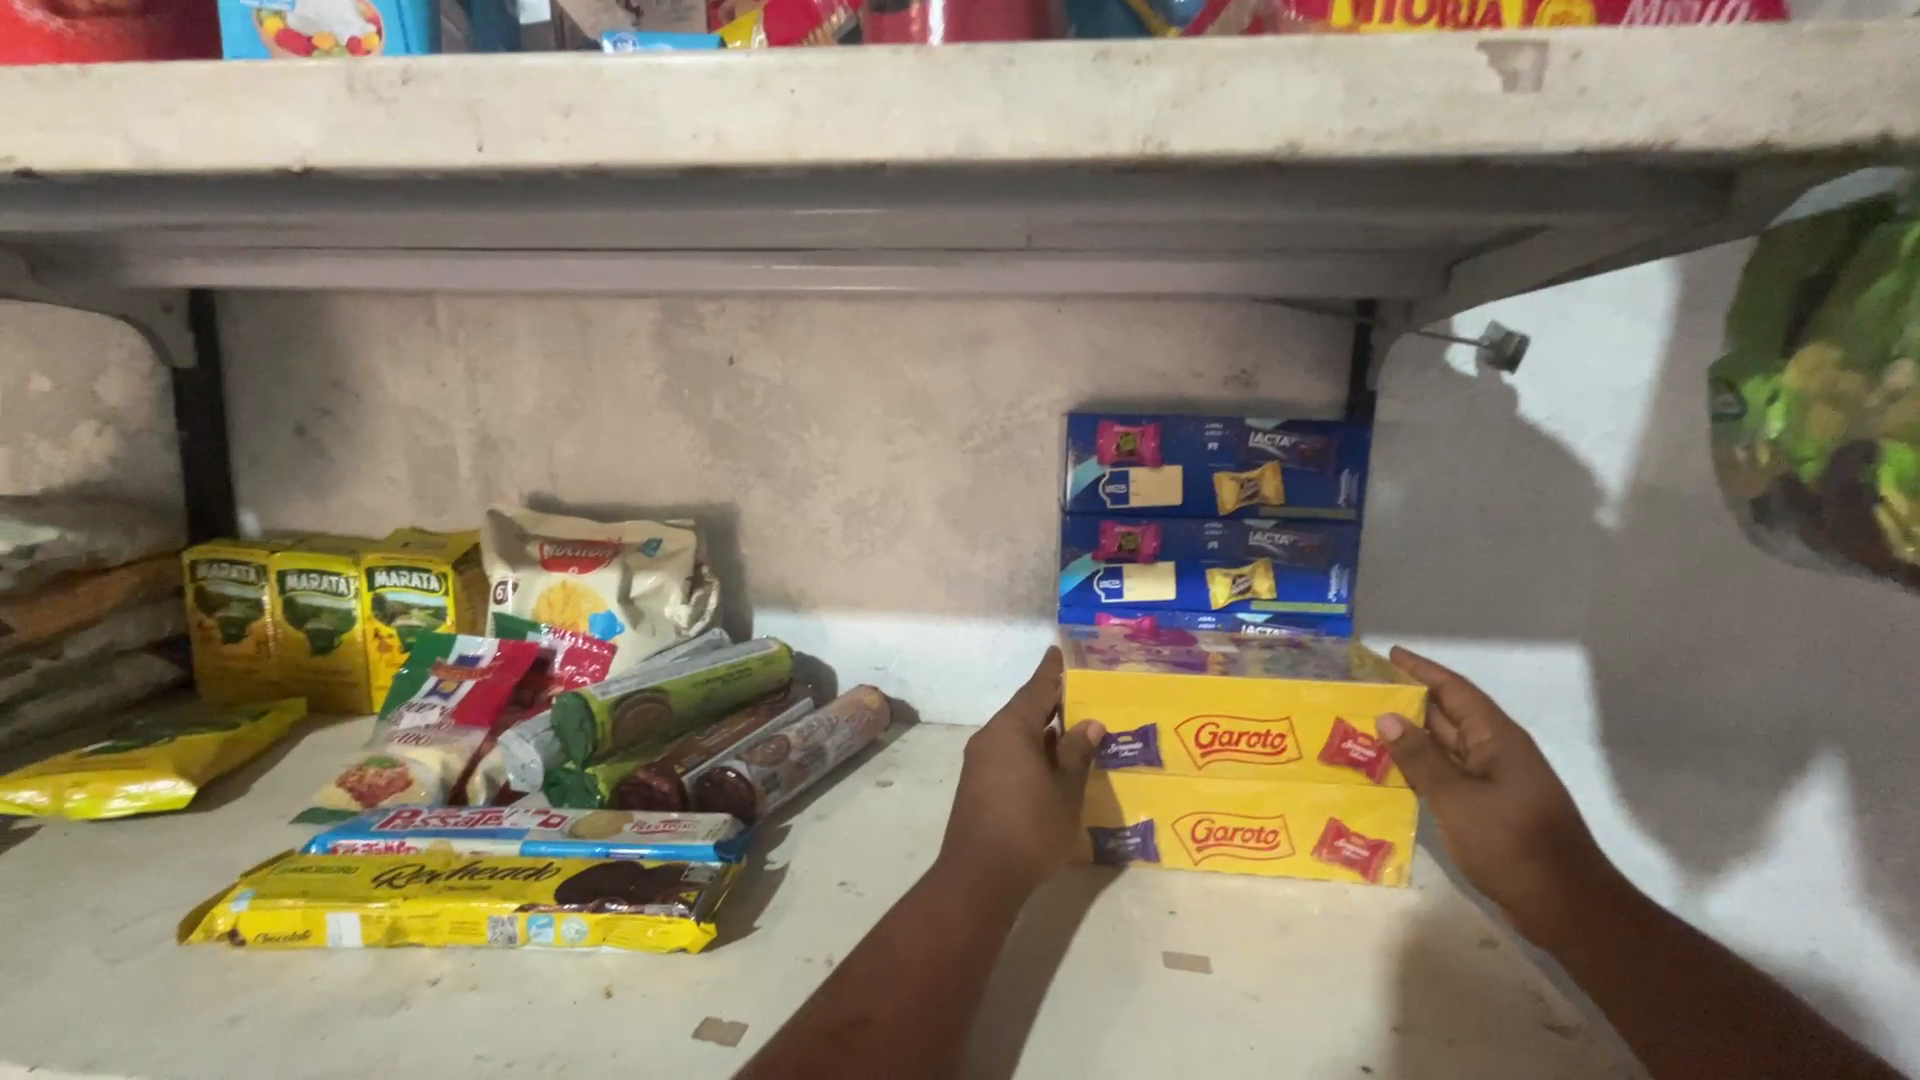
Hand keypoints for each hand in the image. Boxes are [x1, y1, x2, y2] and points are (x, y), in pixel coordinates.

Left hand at [936, 648, 1105, 907]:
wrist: (979, 877)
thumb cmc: (1030, 827)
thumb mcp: (1065, 790)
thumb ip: (1076, 753)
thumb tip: (1088, 724)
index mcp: (1011, 728)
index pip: (1036, 689)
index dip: (1051, 672)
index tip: (1058, 652)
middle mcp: (990, 737)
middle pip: (1023, 711)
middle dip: (1050, 704)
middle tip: (1078, 695)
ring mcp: (979, 763)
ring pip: (1014, 736)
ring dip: (1040, 733)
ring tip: (1071, 731)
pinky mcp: (976, 786)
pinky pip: (1007, 755)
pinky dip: (1029, 753)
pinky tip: (1050, 766)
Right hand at [1377, 646, 1627, 944]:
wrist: (1566, 906)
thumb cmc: (1512, 844)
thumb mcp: (1457, 799)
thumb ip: (1420, 757)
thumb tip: (1386, 717)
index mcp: (1497, 739)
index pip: (1455, 690)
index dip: (1423, 670)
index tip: (1390, 655)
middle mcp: (1497, 753)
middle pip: (1449, 715)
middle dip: (1409, 701)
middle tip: (1364, 690)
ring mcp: (1494, 782)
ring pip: (1446, 747)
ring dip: (1410, 736)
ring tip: (1366, 725)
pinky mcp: (1488, 808)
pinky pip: (1447, 774)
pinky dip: (1419, 767)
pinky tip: (1389, 770)